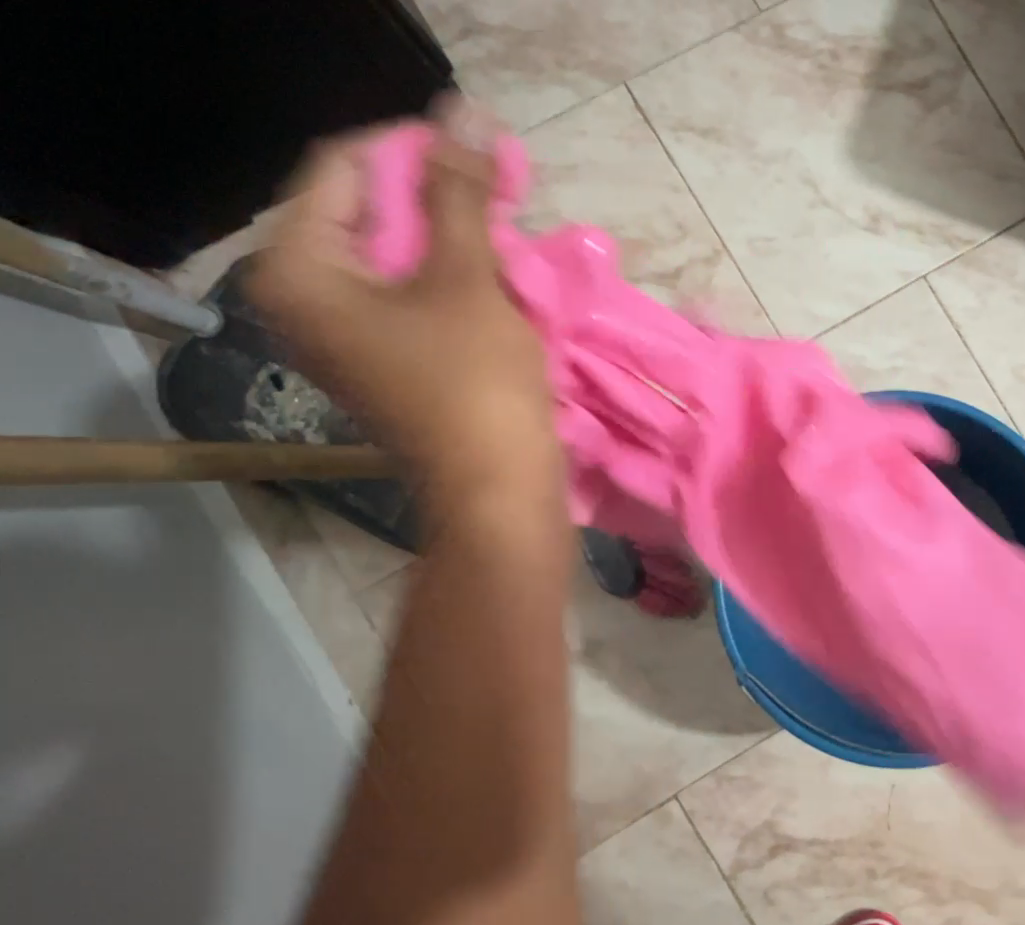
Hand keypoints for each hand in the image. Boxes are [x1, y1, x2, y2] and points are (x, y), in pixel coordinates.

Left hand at [247, 96, 555, 496]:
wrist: (496, 491)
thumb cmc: (475, 385)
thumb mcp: (468, 280)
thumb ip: (460, 193)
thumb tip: (464, 113)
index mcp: (297, 270)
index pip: (342, 169)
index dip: (413, 150)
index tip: (482, 154)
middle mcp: (300, 298)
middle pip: (365, 213)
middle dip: (438, 200)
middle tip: (502, 198)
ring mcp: (339, 335)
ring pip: (392, 257)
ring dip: (453, 242)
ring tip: (507, 243)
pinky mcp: (379, 361)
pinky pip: (406, 297)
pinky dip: (450, 282)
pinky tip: (497, 287)